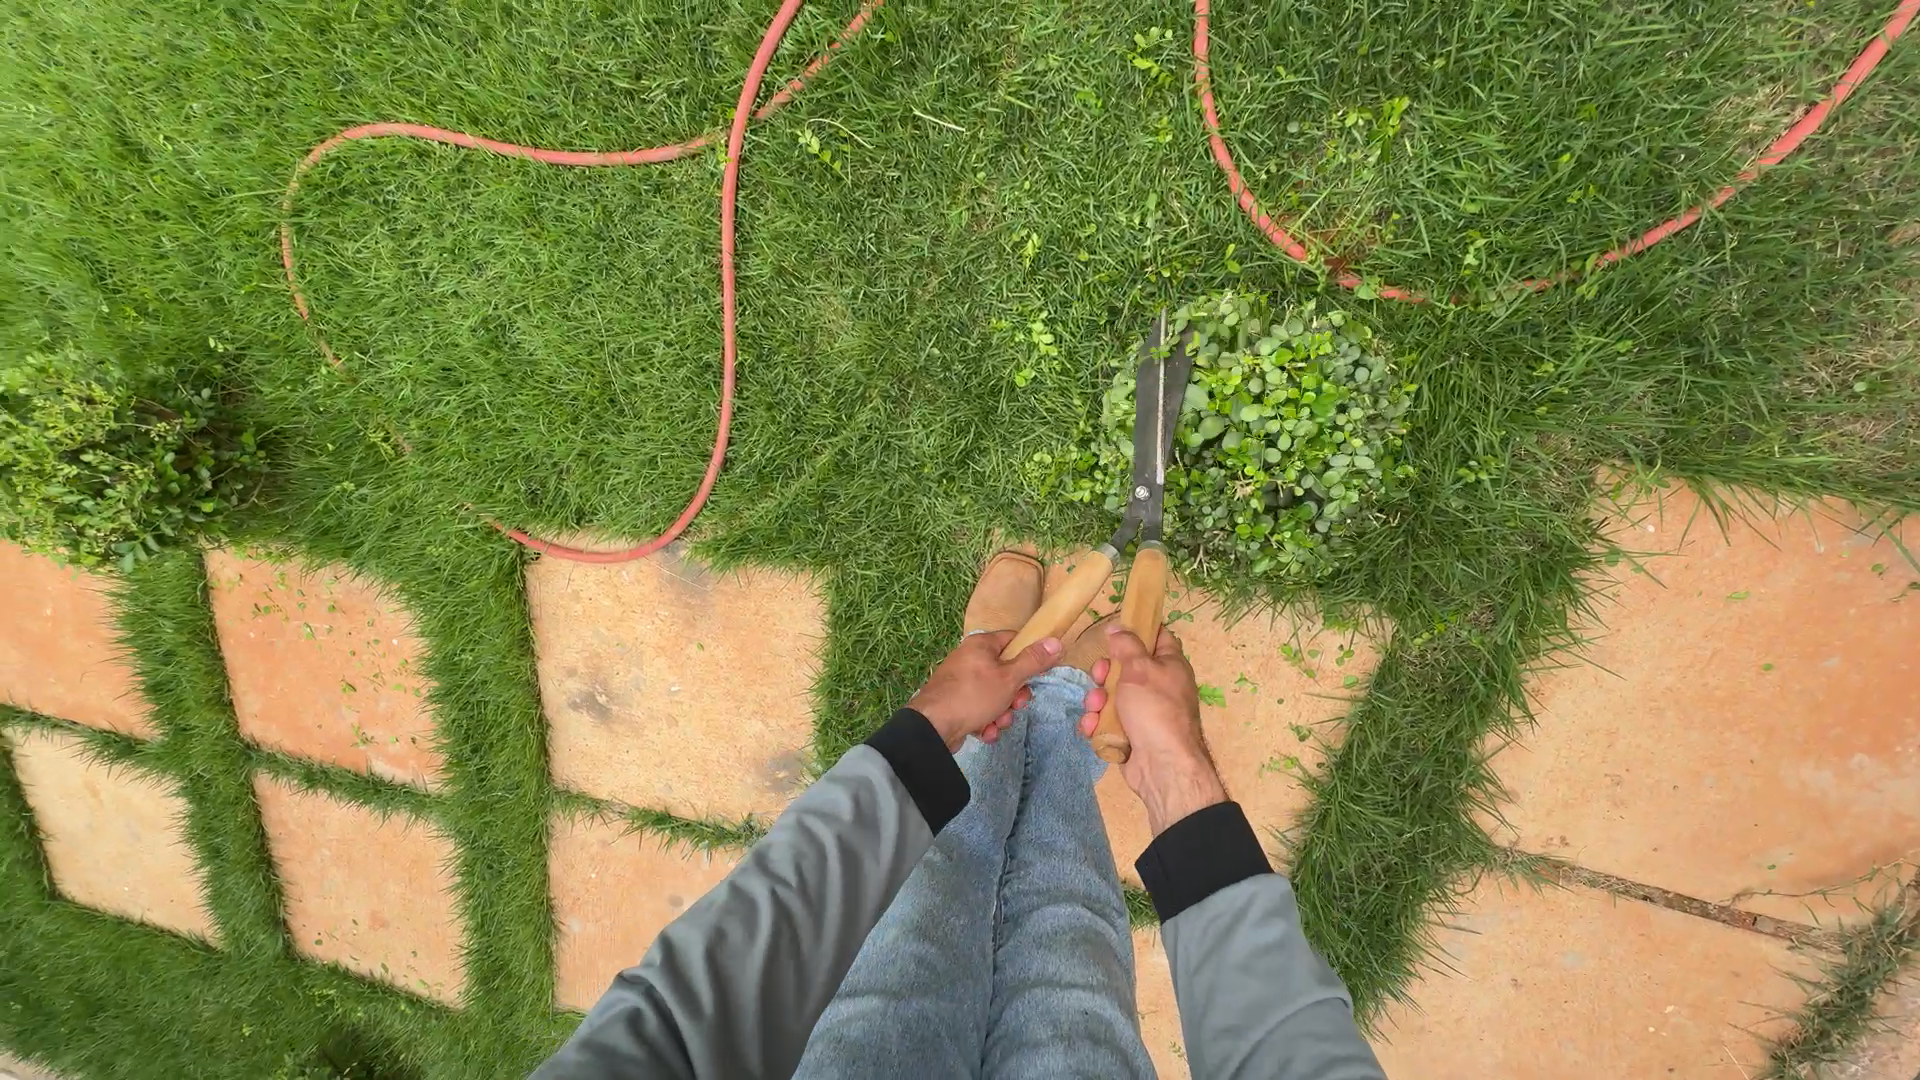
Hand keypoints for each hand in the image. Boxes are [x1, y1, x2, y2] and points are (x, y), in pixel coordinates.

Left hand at [908, 631, 1062, 750]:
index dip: (1029, 655)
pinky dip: (986, 721)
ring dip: (1002, 712)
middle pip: (1006, 672)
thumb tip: (1056, 641)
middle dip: (1015, 694)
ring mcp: (962, 683)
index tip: (1039, 672)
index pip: (1013, 640)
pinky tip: (985, 732)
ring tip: (997, 722)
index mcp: (981, 645)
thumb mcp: (1009, 678)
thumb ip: (1033, 661)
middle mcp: (970, 659)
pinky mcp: (957, 704)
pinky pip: (980, 709)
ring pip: (995, 695)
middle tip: (1016, 704)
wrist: (933, 727)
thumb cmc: (973, 695)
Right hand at [1078, 625, 1226, 835]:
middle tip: (1098, 676)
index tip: (1114, 630)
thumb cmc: (1155, 709)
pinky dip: (1098, 722)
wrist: (1162, 765)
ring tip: (1096, 709)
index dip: (1137, 630)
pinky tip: (1092, 726)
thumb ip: (1126, 644)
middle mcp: (1159, 686)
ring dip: (1097, 700)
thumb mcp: (1139, 668)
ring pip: (1112, 695)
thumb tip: (1117, 626)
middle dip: (1104, 672)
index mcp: (1170, 665)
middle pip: (1125, 667)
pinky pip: (1108, 720)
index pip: (1157, 636)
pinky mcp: (1130, 733)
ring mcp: (1145, 711)